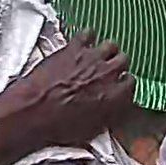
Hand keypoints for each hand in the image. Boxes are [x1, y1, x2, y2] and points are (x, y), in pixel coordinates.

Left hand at [6, 31, 133, 145]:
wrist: (34, 110)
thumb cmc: (60, 126)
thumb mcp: (91, 130)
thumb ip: (108, 117)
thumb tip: (114, 113)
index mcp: (116, 97)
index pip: (131, 83)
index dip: (123, 84)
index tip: (117, 86)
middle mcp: (109, 74)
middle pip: (123, 60)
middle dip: (116, 65)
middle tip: (106, 70)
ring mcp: (92, 58)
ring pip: (110, 45)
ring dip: (105, 51)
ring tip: (96, 56)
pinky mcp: (75, 47)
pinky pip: (88, 33)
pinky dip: (87, 37)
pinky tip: (82, 42)